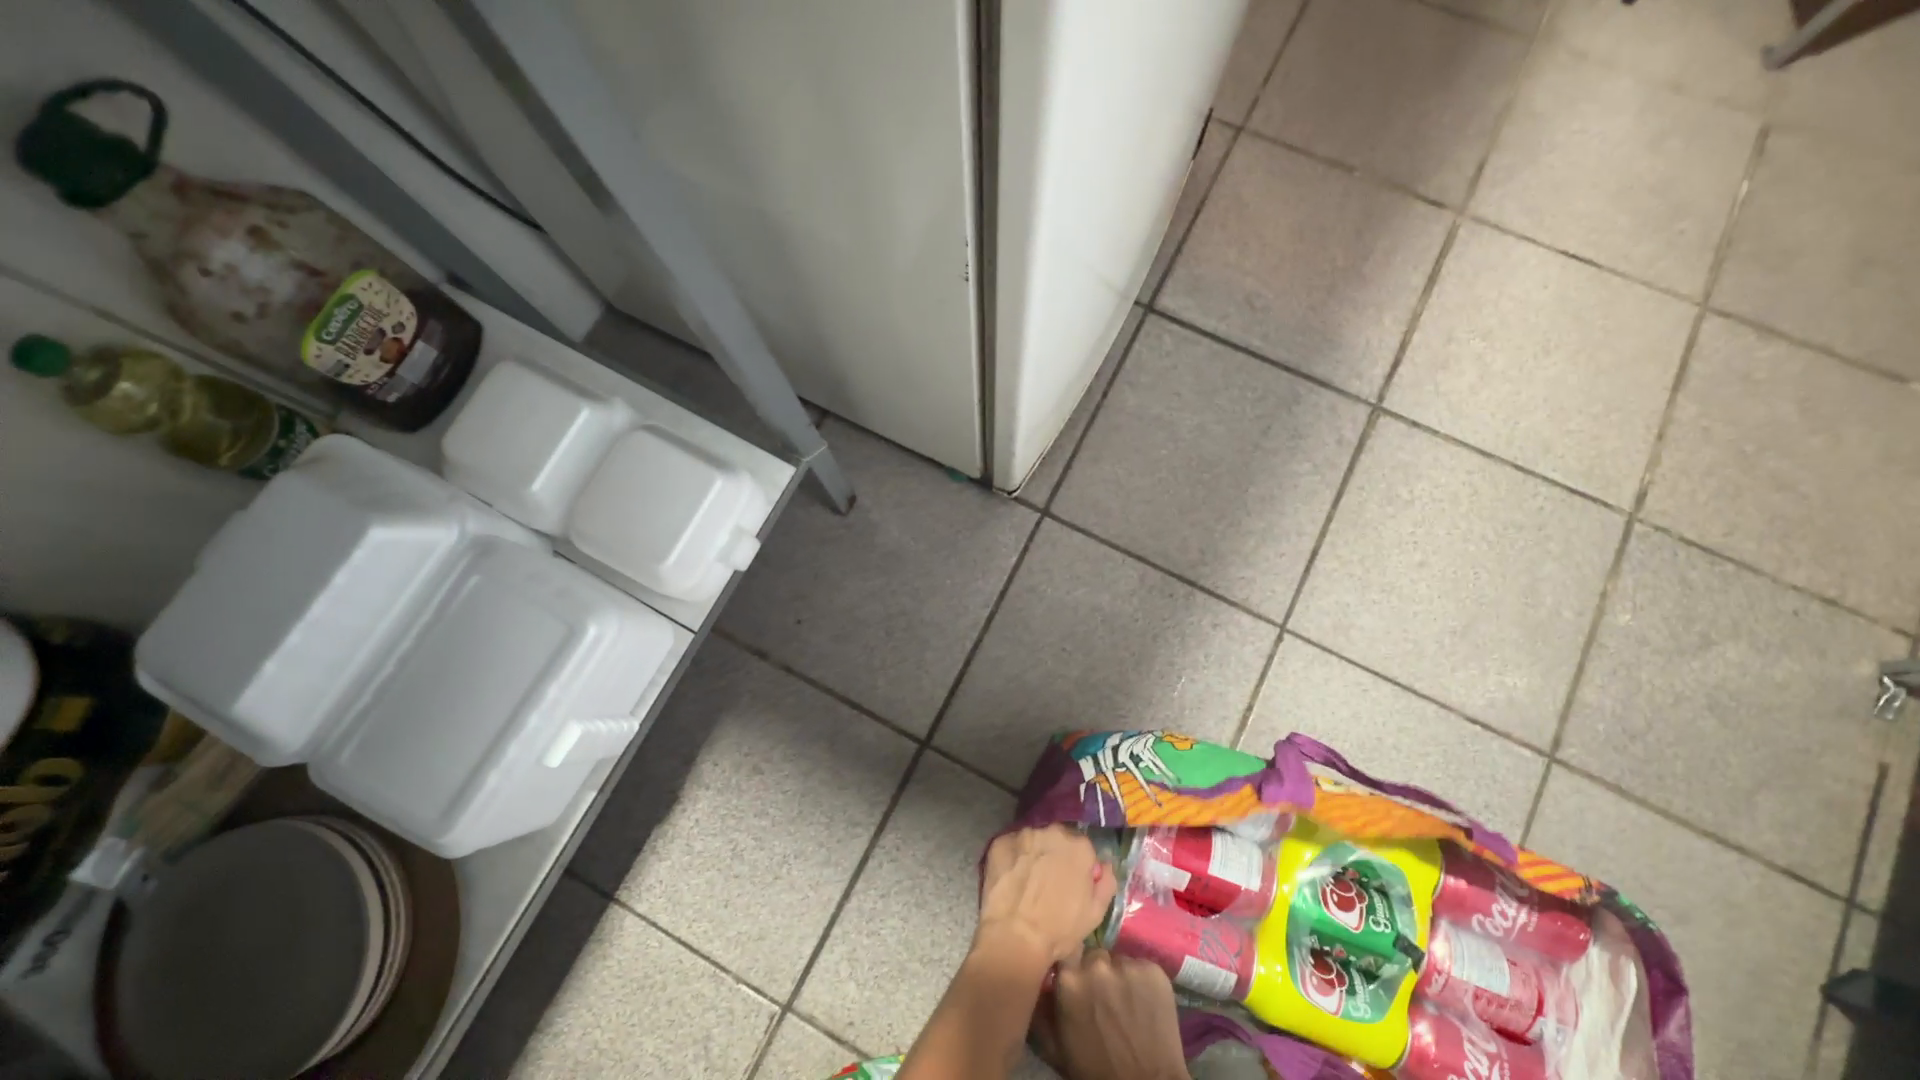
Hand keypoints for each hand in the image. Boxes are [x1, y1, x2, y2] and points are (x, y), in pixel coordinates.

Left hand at [975, 826, 1115, 967]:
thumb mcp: (1096, 912)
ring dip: (1033, 854)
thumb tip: (1103, 865)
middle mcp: (1052, 832)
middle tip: (1048, 880)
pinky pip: (1011, 846)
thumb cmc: (1060, 929)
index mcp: (1079, 846)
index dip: (1078, 866)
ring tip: (1027, 880)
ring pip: (1033, 841)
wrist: (1014, 937)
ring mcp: (1023, 835)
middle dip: (1055, 855)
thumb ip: (1106, 882)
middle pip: (1057, 839)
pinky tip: (1010, 878)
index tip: (1071, 882)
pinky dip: (1012, 858)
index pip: (1083, 848)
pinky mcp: (999, 842)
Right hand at [1036, 950, 1190, 1079]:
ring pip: (1118, 961)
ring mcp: (1128, 966)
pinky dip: (1141, 980)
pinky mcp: (1155, 971)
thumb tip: (1039, 983)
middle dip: (1095, 972)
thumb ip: (1040, 1009)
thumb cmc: (1093, 1069)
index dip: (1072, 966)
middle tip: (1101, 997)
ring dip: (1118, 975)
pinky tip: (1143, 1002)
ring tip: (1124, 1001)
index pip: (1066, 951)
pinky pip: (1141, 966)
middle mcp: (1097, 965)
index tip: (1076, 980)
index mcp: (1068, 979)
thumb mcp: (1054, 1045)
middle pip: (1094, 956)